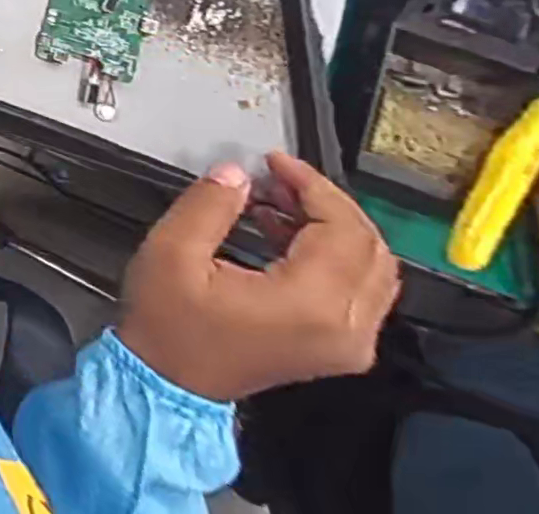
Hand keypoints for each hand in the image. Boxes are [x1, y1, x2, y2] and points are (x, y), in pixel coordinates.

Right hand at [115, 151, 399, 402]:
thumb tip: (234, 174)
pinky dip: (329, 253)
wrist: (167, 376)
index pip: (343, 231)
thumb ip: (206, 207)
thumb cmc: (165, 320)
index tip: (277, 162)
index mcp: (310, 304)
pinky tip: (282, 232)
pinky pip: (357, 289)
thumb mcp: (169, 251)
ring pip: (373, 270)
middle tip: (278, 176)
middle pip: (371, 250)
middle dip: (327, 203)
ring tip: (278, 199)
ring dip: (332, 227)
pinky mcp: (337, 344)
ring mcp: (347, 341)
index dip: (313, 187)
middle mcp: (346, 328)